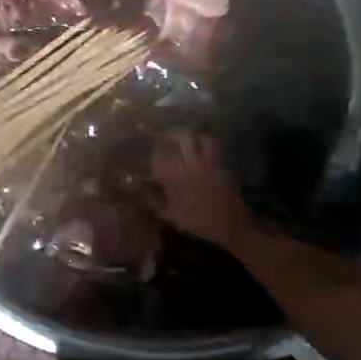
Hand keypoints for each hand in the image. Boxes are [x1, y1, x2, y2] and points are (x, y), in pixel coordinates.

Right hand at [149, 131, 255, 247]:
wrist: (230, 224)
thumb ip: (148, 196)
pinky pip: (213, 145)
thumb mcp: (167, 213)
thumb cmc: (195, 220)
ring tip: (179, 138)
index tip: (146, 162)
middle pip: (182, 137)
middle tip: (161, 138)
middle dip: (169, 135)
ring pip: (201, 136)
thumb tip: (130, 183)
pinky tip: (196, 148)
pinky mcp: (222, 163)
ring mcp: (210, 161)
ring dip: (189, 134)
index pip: (160, 155)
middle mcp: (193, 163)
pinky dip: (203, 141)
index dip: (151, 155)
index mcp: (177, 175)